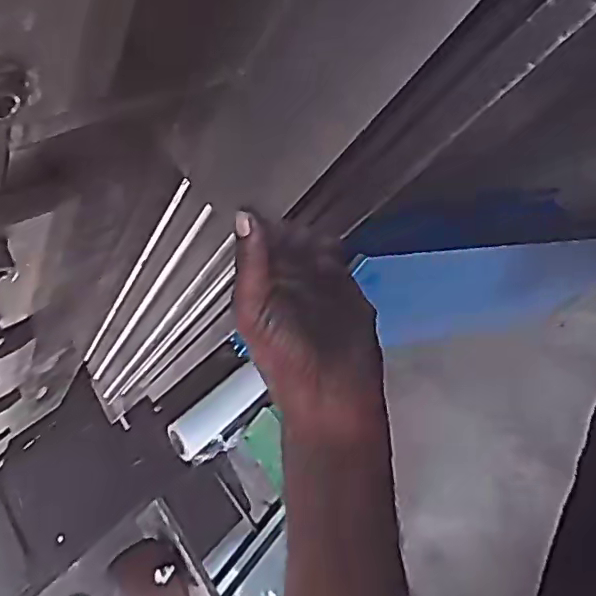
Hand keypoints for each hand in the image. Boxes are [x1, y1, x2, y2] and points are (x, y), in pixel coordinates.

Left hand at [231, 211, 386, 443]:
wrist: (331, 399)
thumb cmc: (284, 363)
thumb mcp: (253, 310)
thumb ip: (250, 264)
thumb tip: (245, 218)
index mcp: (261, 288)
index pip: (259, 243)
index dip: (262, 222)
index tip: (265, 196)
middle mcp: (289, 284)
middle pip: (290, 239)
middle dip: (292, 225)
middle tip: (294, 206)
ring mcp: (321, 287)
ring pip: (318, 246)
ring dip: (316, 234)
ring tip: (310, 227)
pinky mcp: (350, 292)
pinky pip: (344, 261)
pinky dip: (339, 249)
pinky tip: (333, 245)